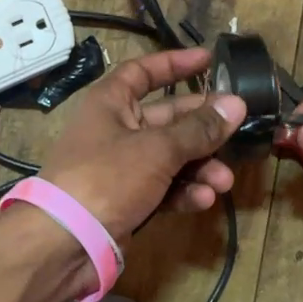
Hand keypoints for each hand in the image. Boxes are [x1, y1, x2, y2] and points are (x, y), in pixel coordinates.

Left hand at [37, 48, 244, 241]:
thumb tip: (236, 104)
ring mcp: (120, 169)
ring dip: (199, 167)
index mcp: (110, 103)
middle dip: (202, 129)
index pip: (143, 72)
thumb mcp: (157, 149)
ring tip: (224, 181)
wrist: (65, 241)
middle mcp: (114, 131)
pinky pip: (161, 189)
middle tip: (237, 131)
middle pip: (166, 119)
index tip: (209, 60)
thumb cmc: (107, 178)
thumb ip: (198, 129)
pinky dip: (182, 192)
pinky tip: (203, 200)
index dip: (175, 64)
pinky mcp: (126, 201)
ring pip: (169, 158)